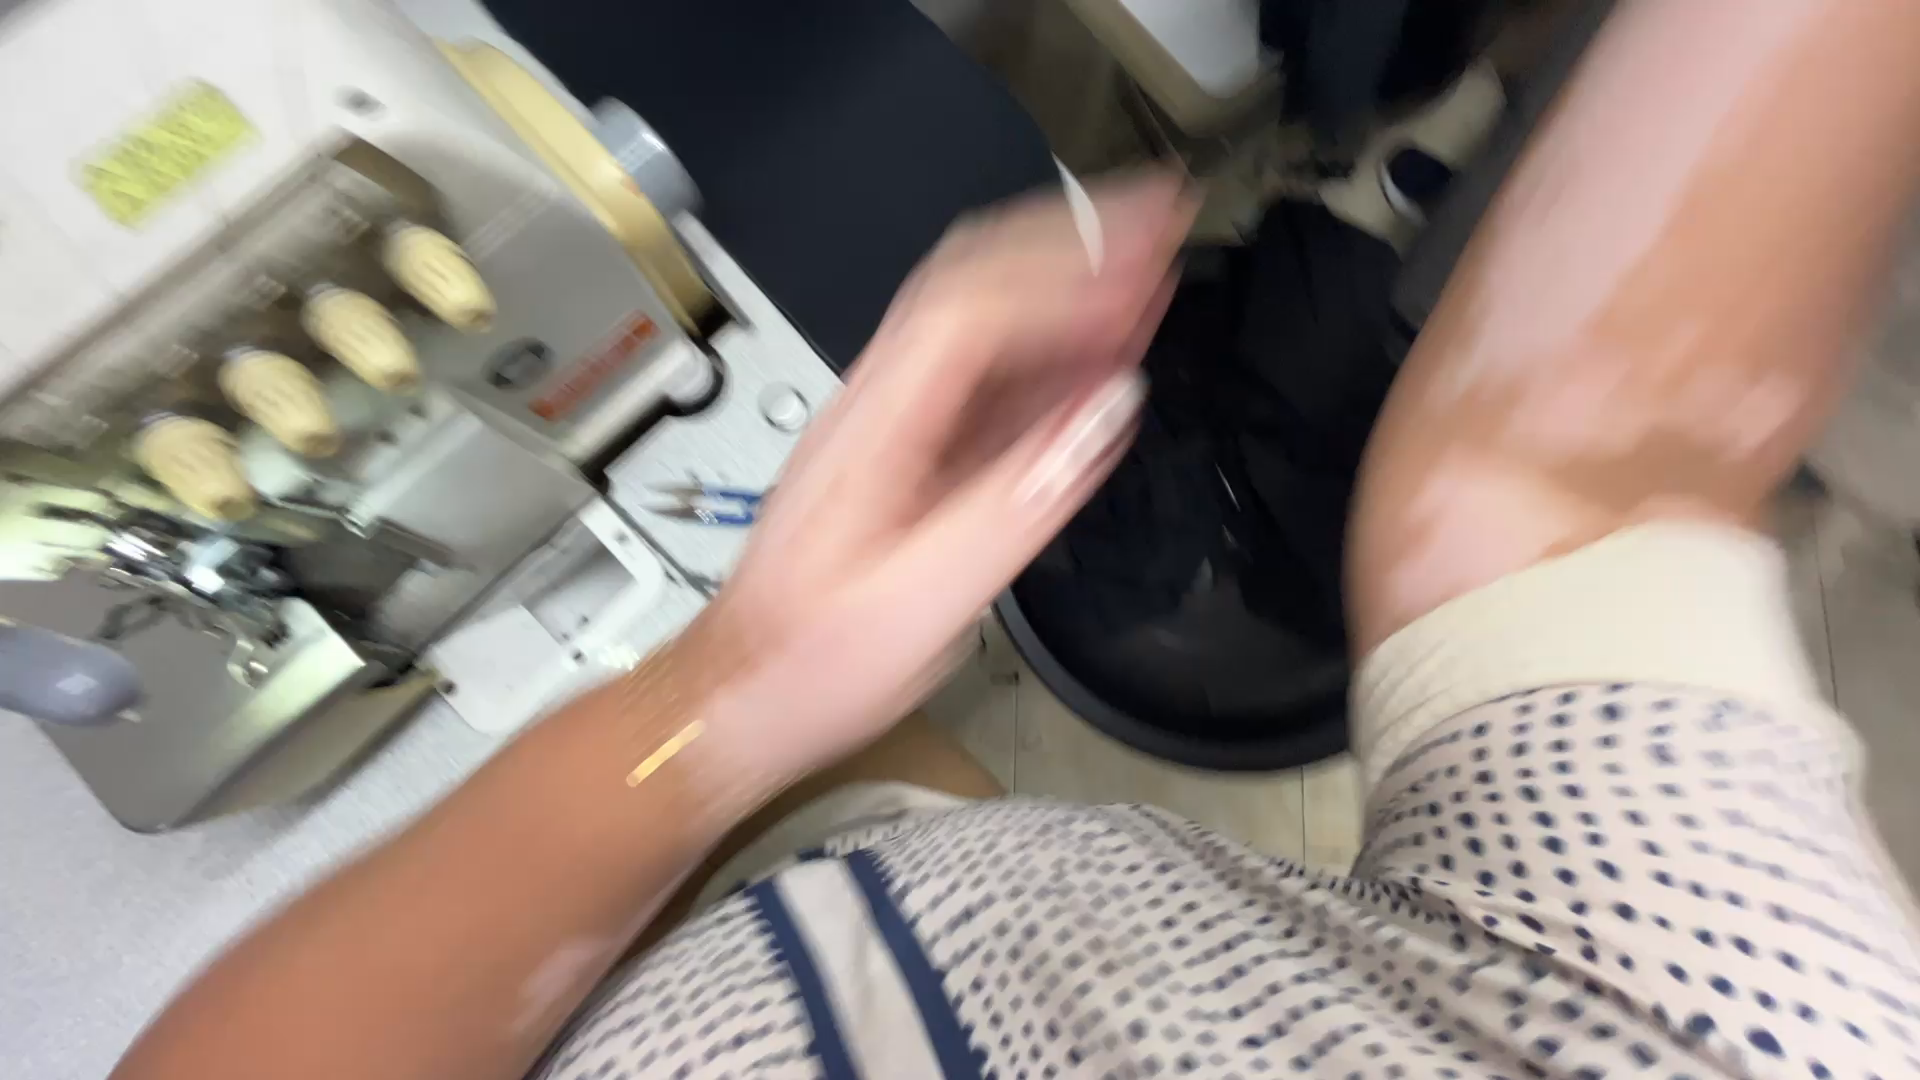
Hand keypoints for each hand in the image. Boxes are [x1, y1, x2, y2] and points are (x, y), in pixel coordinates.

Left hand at [685, 174, 1193, 777]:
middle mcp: (882, 409)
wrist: (745, 696)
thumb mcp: (922, 596)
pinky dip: (1048, 370)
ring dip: (1067, 301)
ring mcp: (897, 433)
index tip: (1143, 264)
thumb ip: (1017, 501)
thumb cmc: (814, 660)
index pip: (972, 310)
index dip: (1064, 277)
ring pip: (986, 337)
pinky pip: (987, 396)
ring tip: (1145, 282)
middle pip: (975, 291)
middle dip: (1069, 249)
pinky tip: (1093, 369)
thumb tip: (1105, 414)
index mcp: (875, 426)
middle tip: (1154, 225)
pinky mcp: (913, 465)